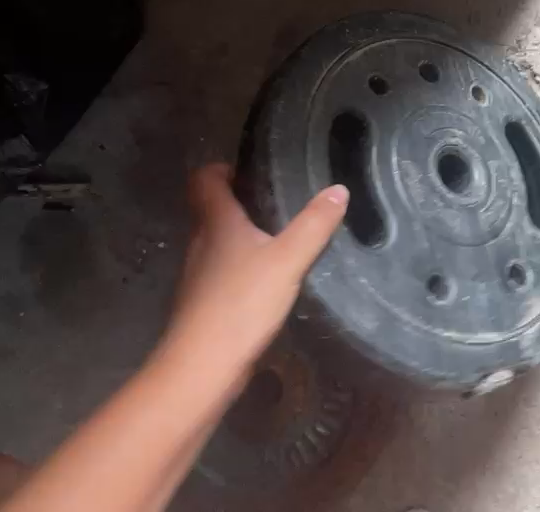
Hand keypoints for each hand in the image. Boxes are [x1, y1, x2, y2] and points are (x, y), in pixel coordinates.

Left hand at [161, 164, 346, 369]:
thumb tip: (338, 189)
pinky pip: (223, 269)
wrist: (200, 371)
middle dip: (240, 198)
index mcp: (216, 223)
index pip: (204, 180)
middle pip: (211, 209)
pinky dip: (243, 263)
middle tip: (278, 196)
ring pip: (218, 240)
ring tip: (281, 232)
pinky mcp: (205, 303)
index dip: (222, 169)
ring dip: (242, 232)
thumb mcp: (288, 260)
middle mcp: (201, 243)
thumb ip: (314, 224)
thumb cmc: (240, 305)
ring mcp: (200, 275)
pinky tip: (270, 275)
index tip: (252, 169)